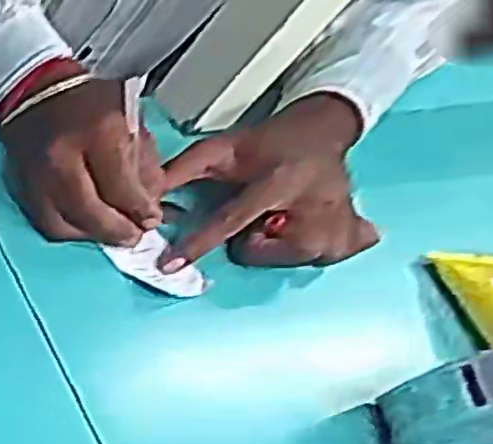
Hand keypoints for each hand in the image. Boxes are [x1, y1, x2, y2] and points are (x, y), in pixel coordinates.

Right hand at [0, 77, 162, 246]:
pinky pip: (46, 223)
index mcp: (98, 132)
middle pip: (87, 210)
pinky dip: (68, 231)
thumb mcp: (128, 119)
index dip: (135, 208)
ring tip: (109, 235)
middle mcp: (63, 158)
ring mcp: (38, 179)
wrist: (35, 99)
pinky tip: (84, 230)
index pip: (118, 184)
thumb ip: (140, 161)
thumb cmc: (85, 104)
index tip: (150, 220)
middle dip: (112, 229)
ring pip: (63, 223)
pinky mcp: (24, 192)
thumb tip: (149, 201)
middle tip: (130, 238)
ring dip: (88, 235)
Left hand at [159, 93, 378, 271]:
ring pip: (286, 259)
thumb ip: (177, 174)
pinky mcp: (352, 225)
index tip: (168, 266)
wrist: (324, 127)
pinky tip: (303, 229)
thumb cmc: (264, 144)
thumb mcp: (217, 151)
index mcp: (281, 179)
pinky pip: (326, 256)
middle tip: (260, 216)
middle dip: (247, 242)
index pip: (231, 221)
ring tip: (278, 219)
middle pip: (259, 251)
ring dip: (273, 247)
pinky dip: (305, 249)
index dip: (197, 245)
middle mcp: (318, 198)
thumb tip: (140, 200)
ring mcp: (341, 214)